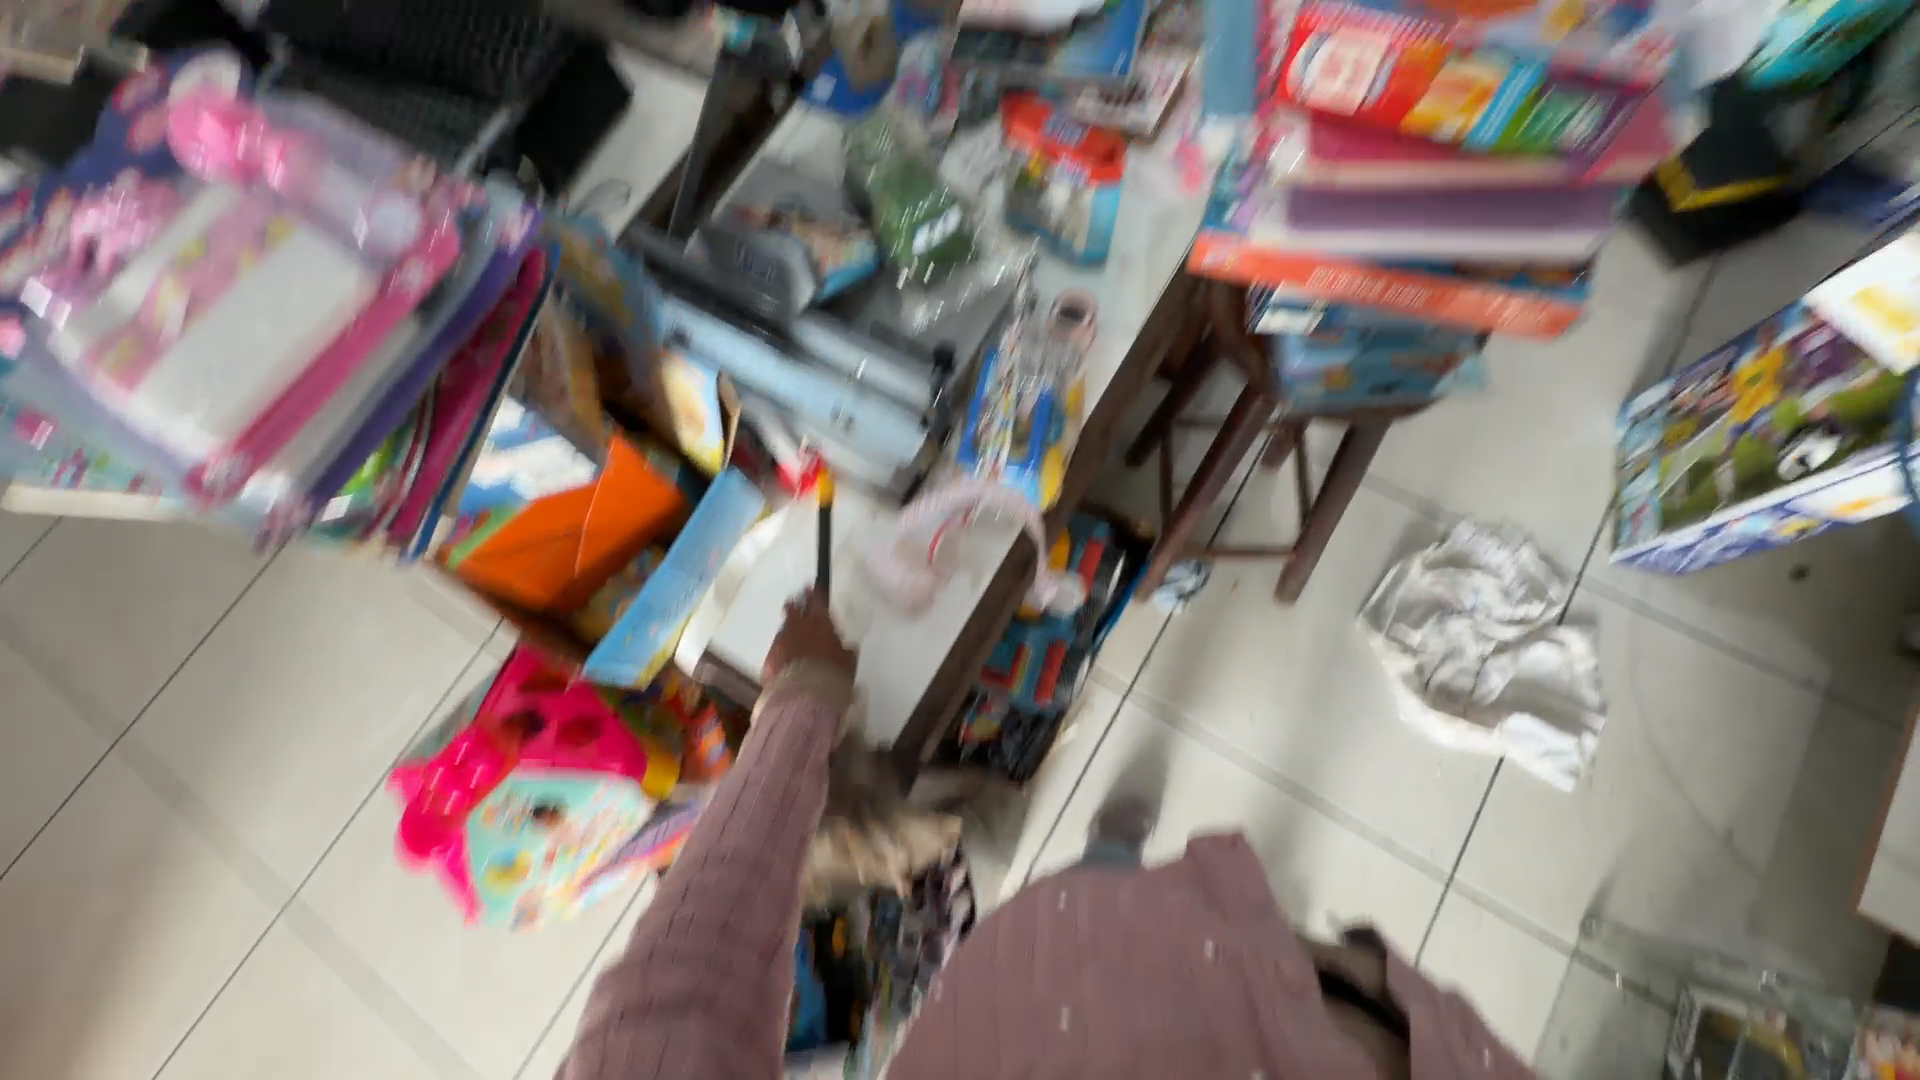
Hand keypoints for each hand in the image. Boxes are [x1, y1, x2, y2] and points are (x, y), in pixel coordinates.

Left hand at [763, 588, 856, 684]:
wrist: (804, 694)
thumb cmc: (832, 674)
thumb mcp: (847, 661)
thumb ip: (844, 650)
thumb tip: (847, 648)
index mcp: (819, 622)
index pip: (818, 600)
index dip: (817, 592)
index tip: (816, 586)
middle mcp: (797, 627)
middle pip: (794, 607)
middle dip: (797, 603)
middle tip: (799, 603)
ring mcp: (780, 641)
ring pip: (784, 629)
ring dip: (789, 630)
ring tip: (795, 638)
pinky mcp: (769, 658)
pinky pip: (777, 649)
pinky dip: (782, 651)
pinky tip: (787, 660)